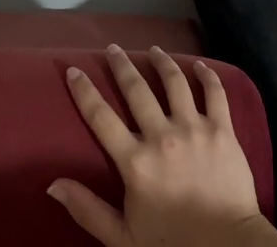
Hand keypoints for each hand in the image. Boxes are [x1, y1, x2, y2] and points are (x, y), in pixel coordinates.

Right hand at [51, 44, 276, 246]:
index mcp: (135, 162)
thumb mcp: (122, 238)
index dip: (85, 91)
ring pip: (174, 82)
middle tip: (113, 48)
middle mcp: (162, 136)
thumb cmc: (172, 245)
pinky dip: (207, 74)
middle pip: (137, 90)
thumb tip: (53, 184)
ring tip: (153, 49)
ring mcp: (194, 128)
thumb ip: (88, 209)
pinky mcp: (223, 129)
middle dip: (122, 65)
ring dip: (162, 61)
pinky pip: (215, 92)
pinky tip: (199, 65)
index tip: (74, 69)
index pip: (101, 118)